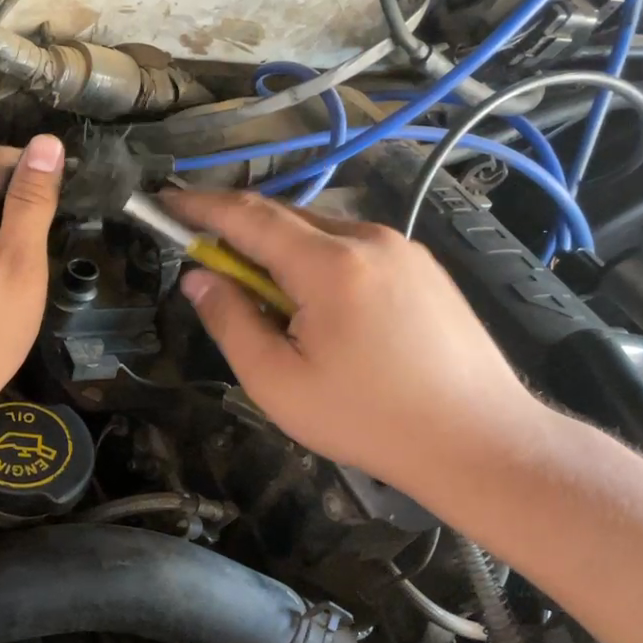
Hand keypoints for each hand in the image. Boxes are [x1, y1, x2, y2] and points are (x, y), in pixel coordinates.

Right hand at [166, 191, 547, 483]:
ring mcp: (404, 250)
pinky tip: (312, 308)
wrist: (478, 439)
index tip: (163, 202)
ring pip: (320, 233)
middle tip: (204, 263)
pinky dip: (314, 262)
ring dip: (277, 252)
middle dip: (236, 232)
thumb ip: (230, 321)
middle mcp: (370, 240)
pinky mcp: (423, 270)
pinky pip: (352, 250)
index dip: (199, 206)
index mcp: (329, 264)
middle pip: (285, 218)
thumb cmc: (365, 417)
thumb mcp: (276, 380)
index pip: (248, 217)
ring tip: (262, 299)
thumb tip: (198, 278)